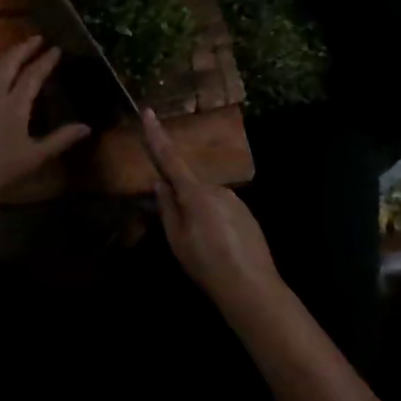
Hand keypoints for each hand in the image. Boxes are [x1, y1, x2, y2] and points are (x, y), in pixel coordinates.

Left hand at [0, 36, 91, 212]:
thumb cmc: (5, 168)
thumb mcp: (37, 155)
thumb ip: (62, 138)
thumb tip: (87, 127)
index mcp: (16, 106)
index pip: (33, 76)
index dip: (45, 61)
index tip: (56, 49)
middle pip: (10, 64)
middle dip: (24, 48)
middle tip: (37, 39)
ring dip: (3, 57)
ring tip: (15, 50)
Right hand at [147, 108, 283, 314]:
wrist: (253, 288)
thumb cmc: (207, 265)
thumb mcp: (177, 240)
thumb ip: (167, 208)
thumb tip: (160, 183)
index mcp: (195, 193)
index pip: (170, 159)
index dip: (156, 136)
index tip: (148, 112)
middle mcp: (217, 189)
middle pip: (189, 187)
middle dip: (181, 202)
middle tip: (182, 236)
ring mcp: (235, 200)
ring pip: (206, 201)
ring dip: (200, 216)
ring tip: (203, 251)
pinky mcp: (247, 214)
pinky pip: (222, 211)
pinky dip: (215, 224)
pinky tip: (219, 250)